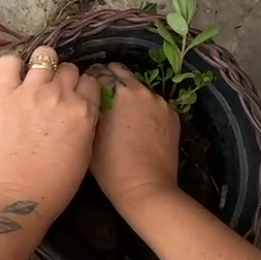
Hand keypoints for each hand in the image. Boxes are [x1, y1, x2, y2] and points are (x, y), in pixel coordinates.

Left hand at [0, 47, 101, 212]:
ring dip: (43, 66)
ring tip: (35, 80)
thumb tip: (82, 106)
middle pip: (68, 69)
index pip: (89, 81)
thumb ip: (87, 122)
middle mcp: (60, 94)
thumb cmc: (56, 184)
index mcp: (84, 110)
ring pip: (44, 55)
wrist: (18, 196)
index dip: (82, 89)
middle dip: (63, 79)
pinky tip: (14, 78)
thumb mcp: (86, 152)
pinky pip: (9, 62)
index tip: (74, 98)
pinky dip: (13, 65)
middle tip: (53, 95)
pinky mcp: (5, 94)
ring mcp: (31, 91)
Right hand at [88, 64, 181, 213]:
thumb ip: (90, 109)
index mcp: (116, 92)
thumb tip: (90, 98)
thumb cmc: (111, 167)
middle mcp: (139, 90)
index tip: (87, 89)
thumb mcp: (90, 136)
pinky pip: (154, 102)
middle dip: (110, 79)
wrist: (147, 188)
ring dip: (129, 93)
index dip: (90, 79)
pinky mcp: (172, 114)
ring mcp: (159, 101)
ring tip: (122, 113)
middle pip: (121, 71)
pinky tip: (140, 125)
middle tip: (103, 96)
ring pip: (139, 87)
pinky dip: (145, 107)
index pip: (99, 71)